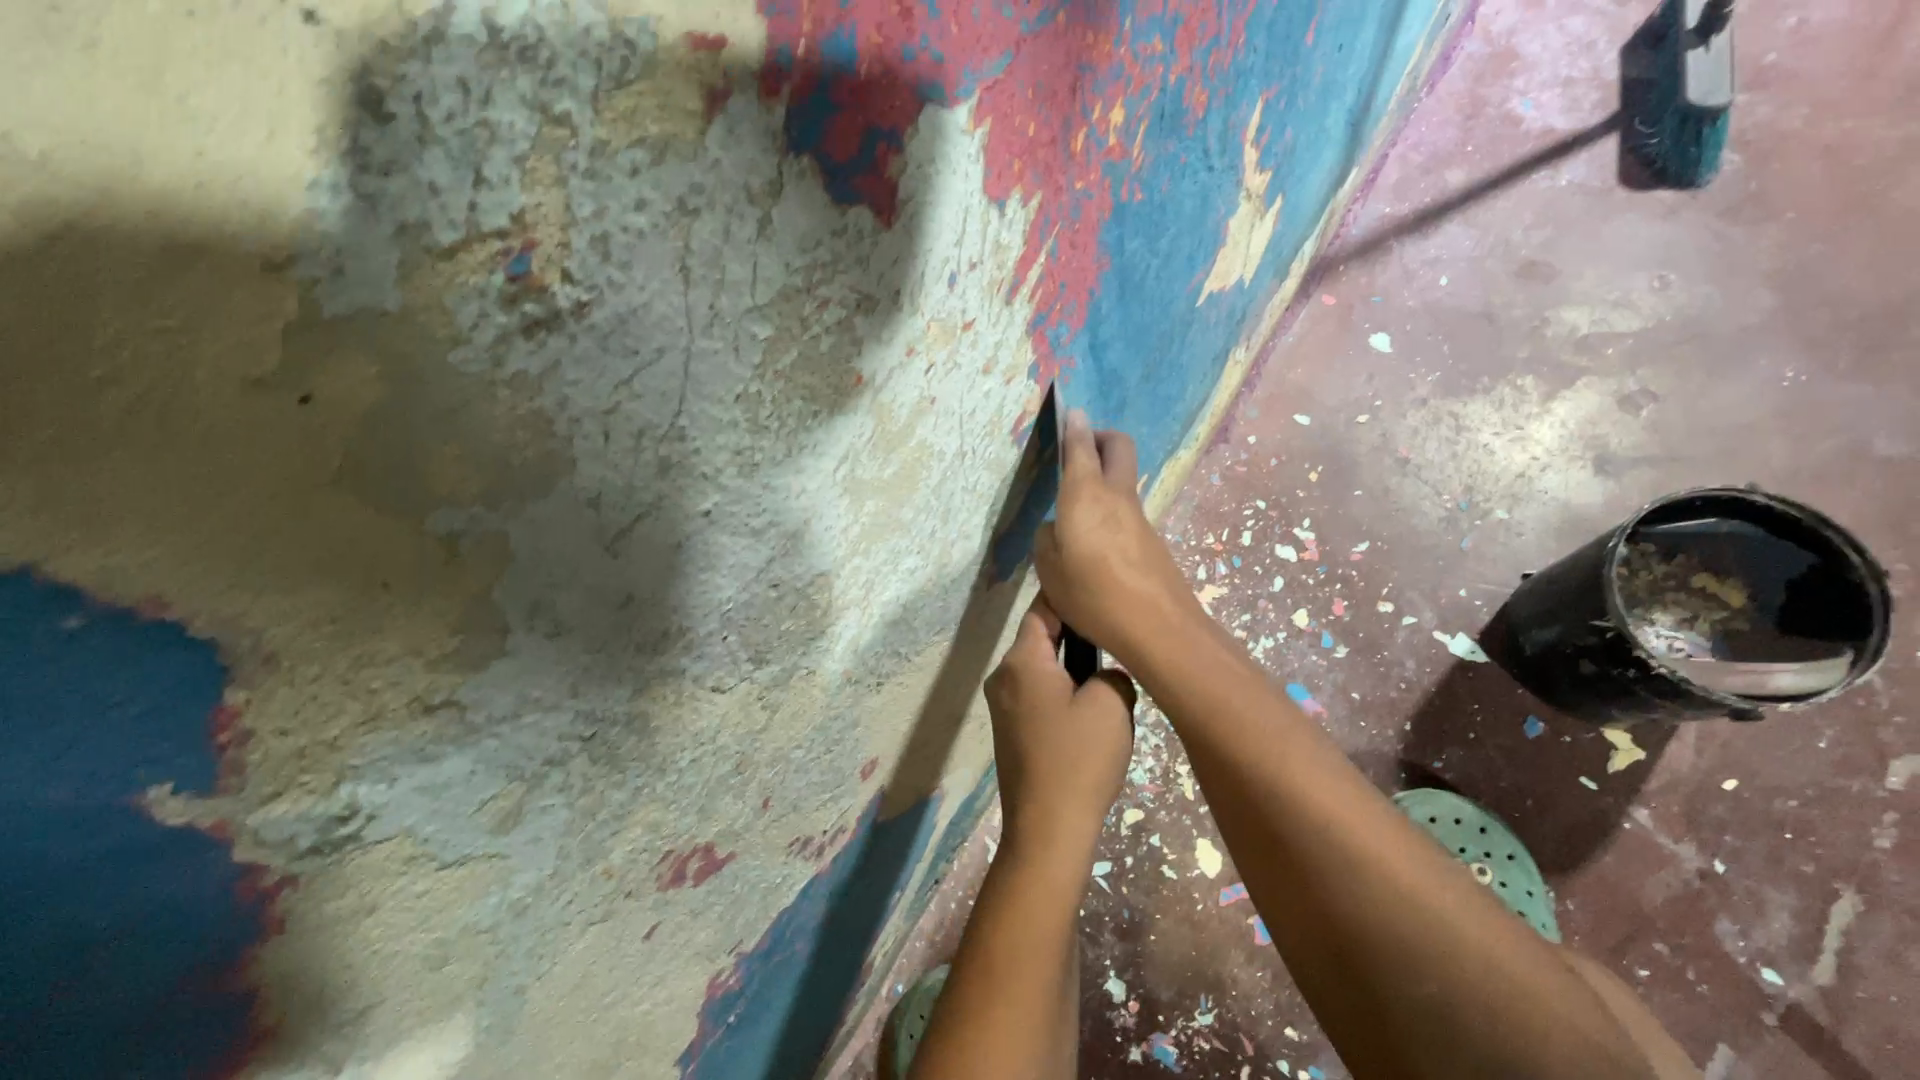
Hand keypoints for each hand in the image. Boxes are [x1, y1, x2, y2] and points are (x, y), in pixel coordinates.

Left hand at [984, 594, 1135, 847]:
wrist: (1047, 829)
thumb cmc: (1079, 759)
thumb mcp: (1111, 703)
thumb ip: (1112, 672)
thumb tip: (1104, 675)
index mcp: (1021, 661)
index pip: (1042, 609)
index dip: (1071, 598)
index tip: (1101, 594)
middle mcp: (1003, 677)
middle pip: (1040, 640)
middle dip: (1075, 638)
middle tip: (1115, 640)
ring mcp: (1002, 707)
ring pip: (1041, 671)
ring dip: (1070, 671)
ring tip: (1107, 682)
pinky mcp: (1009, 733)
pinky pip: (1037, 697)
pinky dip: (1061, 696)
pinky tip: (1088, 715)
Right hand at [1034, 410, 1200, 667]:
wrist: (1158, 626)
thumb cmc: (1092, 595)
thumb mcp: (1049, 569)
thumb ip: (1046, 537)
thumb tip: (1058, 525)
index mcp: (1085, 494)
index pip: (1079, 446)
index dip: (1073, 426)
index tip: (1068, 413)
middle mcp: (1116, 495)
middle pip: (1118, 445)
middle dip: (1099, 437)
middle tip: (1078, 450)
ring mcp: (1138, 516)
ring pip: (1123, 479)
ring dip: (1104, 477)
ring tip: (1075, 509)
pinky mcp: (1150, 540)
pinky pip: (1126, 510)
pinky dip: (1109, 510)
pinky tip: (1093, 545)